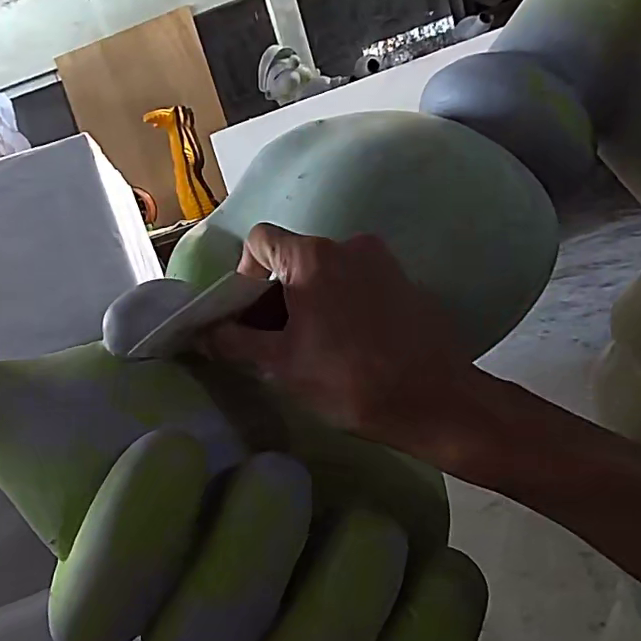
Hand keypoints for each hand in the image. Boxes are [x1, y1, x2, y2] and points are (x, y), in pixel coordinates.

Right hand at [204, 223, 474, 456]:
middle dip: (277, 293)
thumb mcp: (282, 365)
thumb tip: (205, 333)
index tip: (251, 313)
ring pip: (327, 271)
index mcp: (313, 257)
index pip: (261, 240)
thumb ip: (236, 342)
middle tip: (276, 339)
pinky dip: (342, 302)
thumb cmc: (349, 380)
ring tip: (315, 346)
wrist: (435, 400)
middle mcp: (348, 245)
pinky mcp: (404, 280)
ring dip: (310, 299)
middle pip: (294, 257)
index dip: (245, 272)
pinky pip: (357, 281)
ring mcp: (382, 261)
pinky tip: (351, 344)